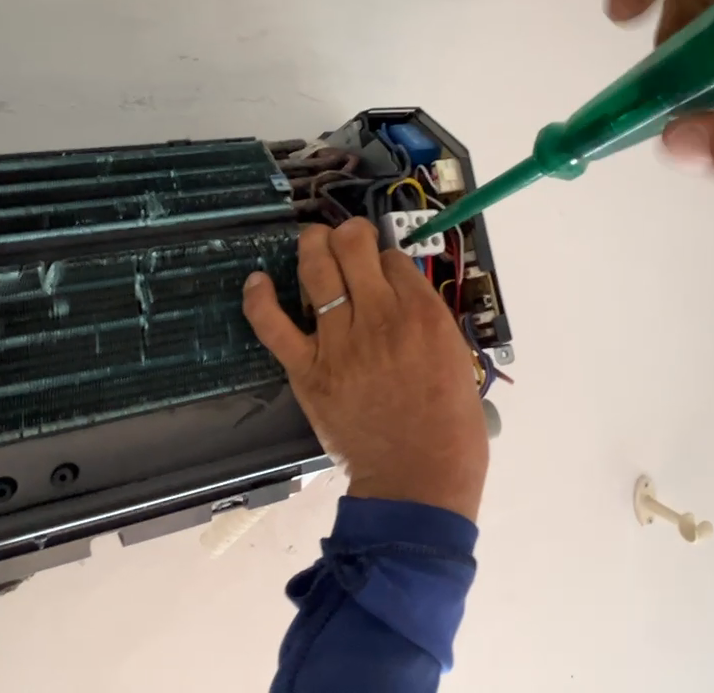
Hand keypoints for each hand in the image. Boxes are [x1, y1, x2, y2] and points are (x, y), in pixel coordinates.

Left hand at [242, 219, 487, 522]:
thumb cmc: (449, 423)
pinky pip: (274, 325)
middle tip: (347, 242)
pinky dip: (260, 298)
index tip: (383, 272)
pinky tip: (257, 280)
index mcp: (422, 314)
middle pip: (352, 245)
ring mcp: (339, 343)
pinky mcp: (308, 370)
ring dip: (312, 245)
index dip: (386, 259)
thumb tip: (397, 287)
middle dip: (349, 234)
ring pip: (316, 269)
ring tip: (313, 241)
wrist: (417, 479)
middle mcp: (379, 318)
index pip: (393, 257)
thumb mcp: (455, 355)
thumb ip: (426, 316)